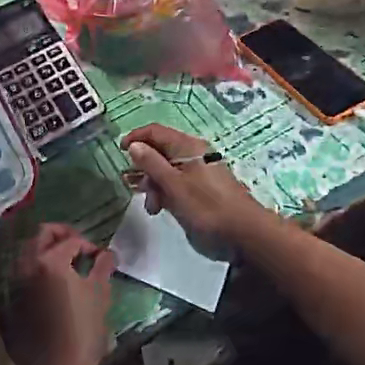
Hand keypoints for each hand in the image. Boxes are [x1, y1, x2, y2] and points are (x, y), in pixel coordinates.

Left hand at [11, 224, 116, 364]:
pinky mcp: (14, 302)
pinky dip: (39, 269)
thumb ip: (103, 267)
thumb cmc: (82, 332)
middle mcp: (28, 267)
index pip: (71, 240)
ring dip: (48, 250)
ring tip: (69, 264)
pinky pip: (25, 273)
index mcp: (50, 261)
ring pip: (29, 253)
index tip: (101, 258)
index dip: (89, 245)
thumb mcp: (100, 295)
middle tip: (79, 246)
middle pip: (41, 235)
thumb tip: (107, 253)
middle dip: (61, 235)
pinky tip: (56, 285)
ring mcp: (18, 284)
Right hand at [122, 125, 274, 249]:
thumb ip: (152, 164)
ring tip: (153, 208)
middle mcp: (193, 155)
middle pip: (160, 152)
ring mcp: (198, 173)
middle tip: (133, 188)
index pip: (156, 132)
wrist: (243, 233)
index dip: (136, 138)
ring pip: (167, 171)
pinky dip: (166, 193)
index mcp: (187, 147)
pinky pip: (177, 184)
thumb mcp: (174, 185)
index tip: (120, 152)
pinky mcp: (202, 190)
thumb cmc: (206, 207)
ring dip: (154, 186)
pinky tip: (162, 209)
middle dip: (144, 168)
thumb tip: (134, 145)